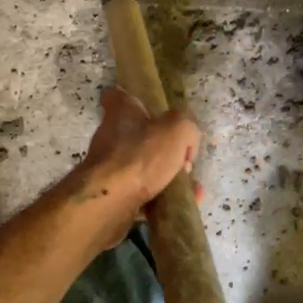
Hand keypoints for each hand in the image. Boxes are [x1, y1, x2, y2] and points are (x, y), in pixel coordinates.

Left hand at [78, 89, 201, 214]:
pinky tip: (182, 206)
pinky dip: (161, 200)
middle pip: (140, 135)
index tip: (157, 114)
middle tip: (185, 163)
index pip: (120, 95)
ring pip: (144, 167)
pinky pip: (142, 193)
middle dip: (166, 150)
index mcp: (121, 111)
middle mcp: (111, 135)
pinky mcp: (111, 193)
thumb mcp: (177, 129)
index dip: (138, 101)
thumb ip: (188, 126)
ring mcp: (109, 166)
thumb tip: (186, 142)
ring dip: (168, 178)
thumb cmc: (140, 156)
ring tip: (192, 190)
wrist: (109, 203)